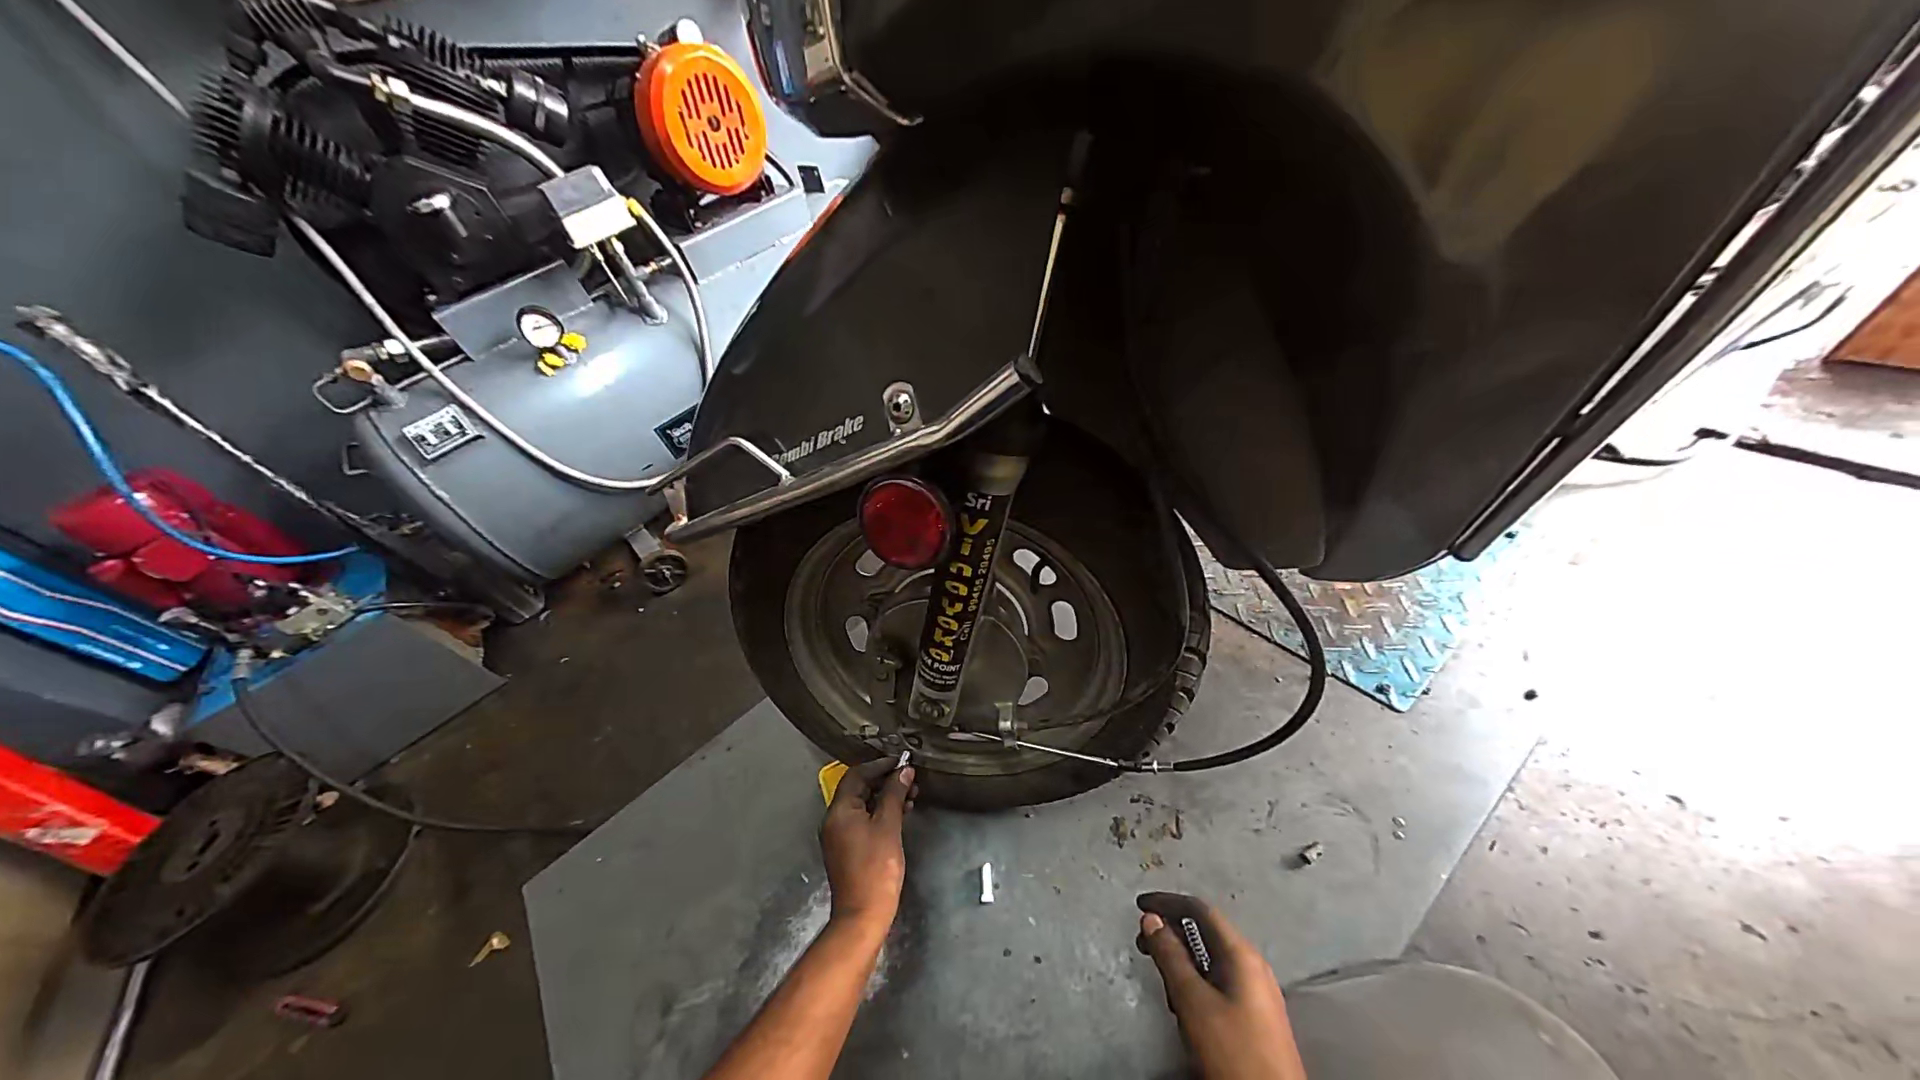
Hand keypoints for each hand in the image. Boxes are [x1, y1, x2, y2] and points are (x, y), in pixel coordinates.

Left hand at [820, 760, 915, 929]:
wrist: (863, 914)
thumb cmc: (876, 868)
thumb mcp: (888, 826)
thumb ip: (894, 795)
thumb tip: (903, 771)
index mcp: (839, 811)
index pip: (857, 775)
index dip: (879, 765)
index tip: (901, 762)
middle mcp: (834, 819)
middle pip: (857, 788)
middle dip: (884, 780)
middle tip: (908, 779)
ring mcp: (839, 835)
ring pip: (862, 804)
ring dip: (884, 797)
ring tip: (910, 796)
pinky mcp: (847, 848)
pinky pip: (862, 819)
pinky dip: (879, 812)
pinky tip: (899, 814)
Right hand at [1136, 893, 1306, 1079]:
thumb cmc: (1233, 1051)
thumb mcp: (1193, 1001)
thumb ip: (1170, 956)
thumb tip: (1151, 919)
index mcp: (1241, 954)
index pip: (1200, 910)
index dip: (1167, 902)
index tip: (1139, 905)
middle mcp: (1252, 965)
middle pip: (1206, 932)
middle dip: (1171, 932)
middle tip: (1142, 944)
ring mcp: (1256, 991)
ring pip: (1210, 958)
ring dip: (1181, 958)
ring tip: (1160, 976)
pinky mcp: (1254, 1015)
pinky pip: (1217, 980)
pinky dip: (1194, 979)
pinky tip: (1182, 1002)